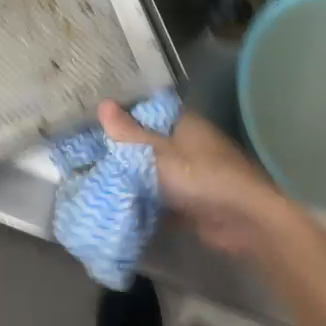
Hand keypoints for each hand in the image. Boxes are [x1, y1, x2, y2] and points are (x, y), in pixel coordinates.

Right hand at [98, 100, 290, 255]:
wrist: (245, 221)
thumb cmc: (203, 176)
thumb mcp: (160, 154)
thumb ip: (130, 134)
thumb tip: (102, 103)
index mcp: (179, 123)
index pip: (142, 112)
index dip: (117, 116)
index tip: (86, 122)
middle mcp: (181, 144)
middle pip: (143, 144)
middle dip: (116, 151)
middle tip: (79, 154)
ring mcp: (184, 175)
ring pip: (147, 173)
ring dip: (125, 179)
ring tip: (86, 179)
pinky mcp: (185, 204)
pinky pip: (155, 199)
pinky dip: (138, 203)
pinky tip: (111, 206)